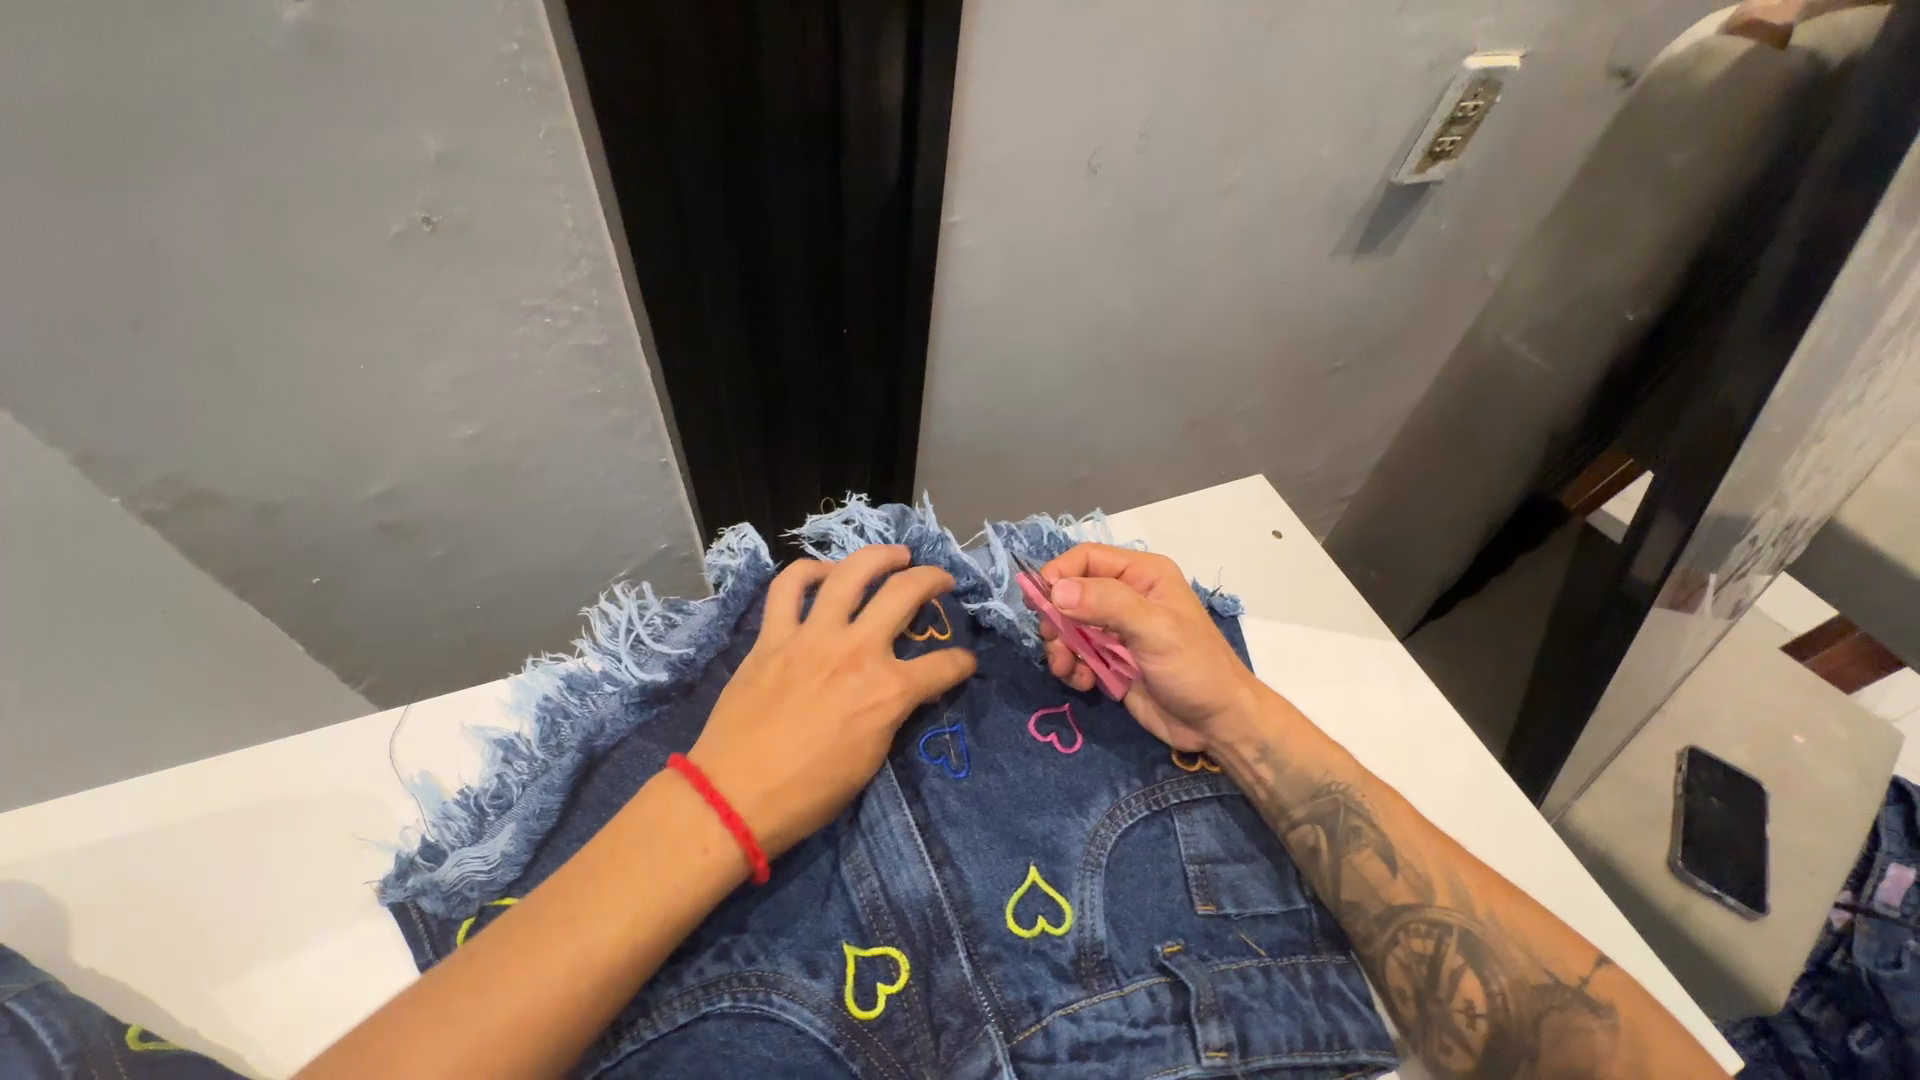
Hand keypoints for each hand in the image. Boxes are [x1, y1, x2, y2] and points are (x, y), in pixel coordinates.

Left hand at [685, 545, 976, 857]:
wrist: (735, 796)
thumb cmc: (809, 792)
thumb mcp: (871, 759)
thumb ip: (893, 714)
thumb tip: (904, 692)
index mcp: (888, 691)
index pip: (943, 666)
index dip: (962, 663)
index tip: (965, 662)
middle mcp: (857, 652)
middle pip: (905, 593)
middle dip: (933, 580)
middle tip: (941, 579)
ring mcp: (812, 637)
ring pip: (851, 573)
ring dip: (880, 556)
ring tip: (895, 554)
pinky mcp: (774, 636)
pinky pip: (790, 587)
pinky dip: (809, 571)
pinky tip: (824, 573)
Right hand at [1035, 543, 1273, 753]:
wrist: (1218, 724)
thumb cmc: (1195, 668)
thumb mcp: (1154, 629)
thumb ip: (1107, 604)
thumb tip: (1055, 590)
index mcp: (1143, 575)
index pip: (1086, 558)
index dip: (1058, 575)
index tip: (1039, 604)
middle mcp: (1127, 597)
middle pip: (1070, 594)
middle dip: (1056, 619)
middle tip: (1055, 643)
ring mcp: (1117, 631)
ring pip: (1068, 627)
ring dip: (1060, 648)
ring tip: (1067, 669)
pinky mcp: (1111, 662)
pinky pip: (1076, 656)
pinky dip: (1071, 668)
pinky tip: (1083, 683)